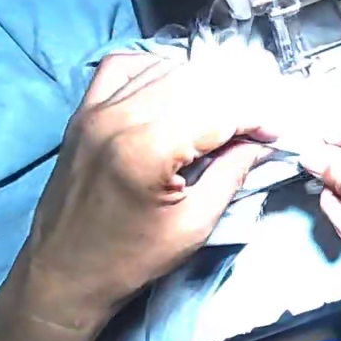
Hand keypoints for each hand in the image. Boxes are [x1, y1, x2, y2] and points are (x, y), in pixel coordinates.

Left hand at [10, 50, 281, 334]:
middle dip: (237, 95)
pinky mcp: (83, 110)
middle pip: (196, 80)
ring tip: (226, 109)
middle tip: (258, 120)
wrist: (63, 274)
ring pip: (165, 68)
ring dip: (204, 82)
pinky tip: (176, 89)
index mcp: (147, 149)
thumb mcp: (194, 226)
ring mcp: (96, 108)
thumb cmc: (131, 260)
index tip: (276, 131)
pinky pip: (126, 66)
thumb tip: (260, 142)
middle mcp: (118, 115)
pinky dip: (158, 69)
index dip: (256, 115)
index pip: (218, 108)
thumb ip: (231, 174)